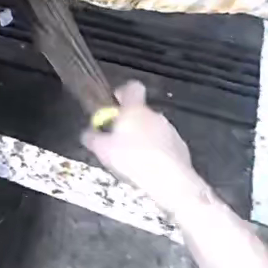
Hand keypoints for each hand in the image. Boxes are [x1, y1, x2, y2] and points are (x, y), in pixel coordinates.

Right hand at [81, 81, 202, 200]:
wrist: (168, 180)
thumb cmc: (132, 159)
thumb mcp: (101, 149)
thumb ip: (91, 137)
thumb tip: (87, 133)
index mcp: (134, 110)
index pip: (131, 88)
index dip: (122, 93)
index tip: (114, 106)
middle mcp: (154, 115)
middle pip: (140, 112)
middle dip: (128, 123)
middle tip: (117, 141)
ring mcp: (170, 130)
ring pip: (152, 128)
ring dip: (142, 138)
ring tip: (133, 159)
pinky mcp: (180, 145)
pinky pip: (164, 143)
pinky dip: (156, 151)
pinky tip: (148, 167)